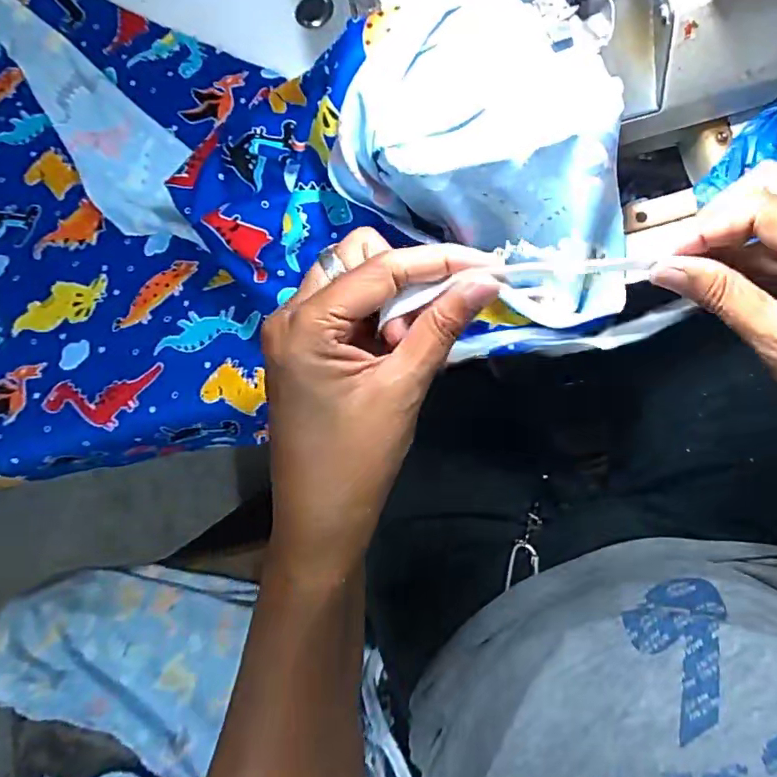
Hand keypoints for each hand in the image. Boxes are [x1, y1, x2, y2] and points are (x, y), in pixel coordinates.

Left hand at [261, 228, 500, 584]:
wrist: (320, 520)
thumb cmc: (358, 460)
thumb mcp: (403, 387)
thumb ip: (441, 326)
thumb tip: (484, 282)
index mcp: (306, 322)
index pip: (380, 266)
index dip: (437, 261)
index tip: (486, 265)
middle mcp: (291, 312)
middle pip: (357, 256)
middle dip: (405, 275)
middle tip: (429, 321)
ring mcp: (294, 328)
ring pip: (353, 276)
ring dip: (392, 295)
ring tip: (409, 342)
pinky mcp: (306, 344)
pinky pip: (349, 305)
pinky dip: (380, 313)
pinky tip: (398, 346)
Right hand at [651, 166, 776, 478]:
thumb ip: (721, 294)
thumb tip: (665, 268)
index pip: (765, 208)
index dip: (710, 227)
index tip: (672, 257)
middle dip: (723, 217)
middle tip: (686, 255)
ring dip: (736, 230)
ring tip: (699, 263)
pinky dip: (754, 248)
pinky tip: (724, 271)